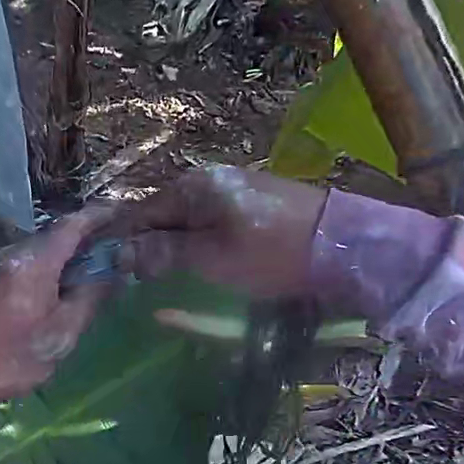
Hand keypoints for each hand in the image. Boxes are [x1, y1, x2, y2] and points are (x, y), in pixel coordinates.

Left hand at [0, 209, 113, 427]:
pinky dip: (47, 263)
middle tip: (114, 243)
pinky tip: (61, 281)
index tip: (122, 213)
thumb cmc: (14, 359)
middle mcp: (10, 253)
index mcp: (32, 263)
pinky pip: (24, 260)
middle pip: (54, 234)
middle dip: (85, 235)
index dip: (99, 216)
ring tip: (93, 264)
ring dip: (66, 251)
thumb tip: (114, 269)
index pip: (71, 225)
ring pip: (38, 247)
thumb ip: (91, 296)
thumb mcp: (63, 332)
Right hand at [111, 166, 327, 298]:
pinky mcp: (250, 202)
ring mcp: (230, 188)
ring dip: (173, 246)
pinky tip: (202, 261)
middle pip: (161, 216)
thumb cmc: (271, 253)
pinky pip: (208, 221)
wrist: (344, 244)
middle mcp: (205, 180)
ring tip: (171, 277)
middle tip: (146, 282)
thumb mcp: (211, 258)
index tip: (119, 276)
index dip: (125, 245)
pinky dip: (198, 241)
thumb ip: (162, 251)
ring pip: (184, 220)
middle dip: (149, 246)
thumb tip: (120, 253)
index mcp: (190, 187)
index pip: (138, 214)